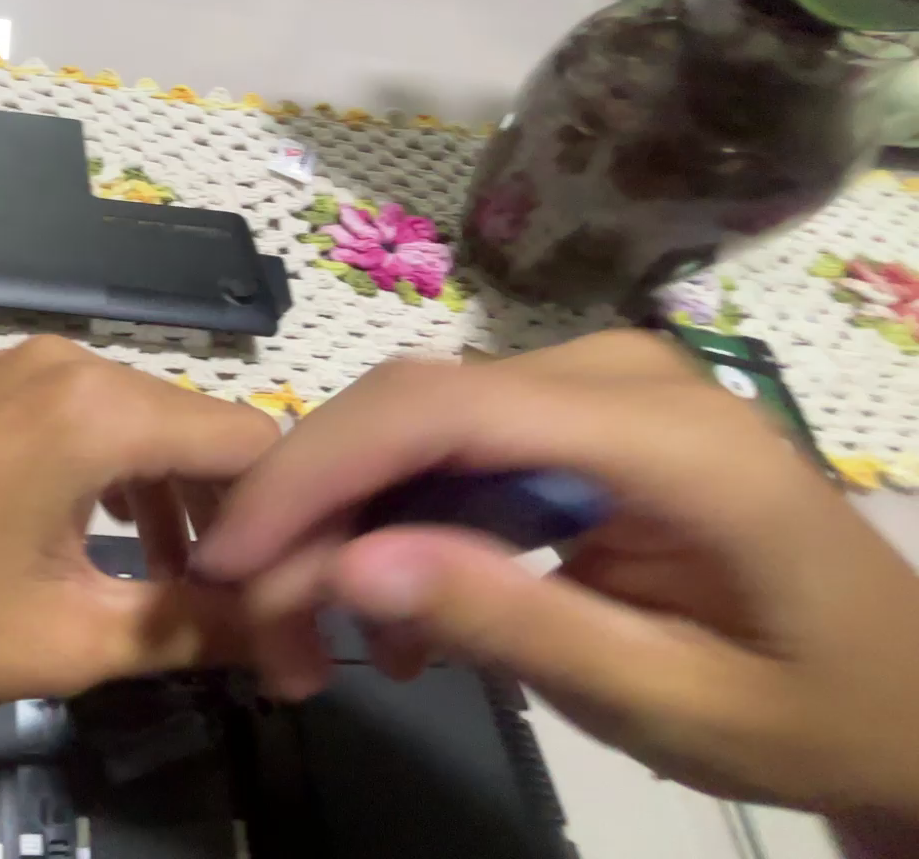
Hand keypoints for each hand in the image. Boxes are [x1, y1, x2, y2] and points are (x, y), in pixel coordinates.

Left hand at [0, 336, 276, 822]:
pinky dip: (113, 480)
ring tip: (182, 592)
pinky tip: (109, 544)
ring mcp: (15, 369)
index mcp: (100, 406)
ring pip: (136, 428)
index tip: (303, 603)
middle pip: (194, 432)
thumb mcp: (69, 636)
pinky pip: (80, 424)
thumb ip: (194, 628)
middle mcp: (65, 362)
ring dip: (172, 503)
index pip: (252, 444)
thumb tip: (284, 637)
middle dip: (231, 522)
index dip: (291, 525)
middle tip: (250, 617)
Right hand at [195, 330, 918, 821]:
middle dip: (301, 504)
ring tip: (312, 625)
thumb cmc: (816, 709)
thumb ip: (512, 624)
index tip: (233, 557)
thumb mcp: (672, 702)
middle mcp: (601, 373)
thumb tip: (345, 568)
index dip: (311, 475)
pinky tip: (384, 596)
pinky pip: (419, 448)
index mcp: (662, 432)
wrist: (906, 693)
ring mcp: (568, 384)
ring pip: (390, 428)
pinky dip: (375, 519)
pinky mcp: (542, 411)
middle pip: (394, 410)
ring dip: (330, 521)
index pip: (433, 413)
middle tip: (254, 605)